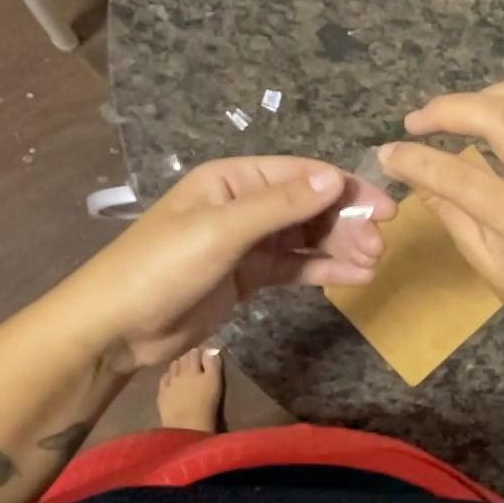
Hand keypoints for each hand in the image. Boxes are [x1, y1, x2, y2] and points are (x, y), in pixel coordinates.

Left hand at [53, 155, 396, 369]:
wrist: (118, 327)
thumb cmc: (162, 267)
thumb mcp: (222, 230)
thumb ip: (280, 205)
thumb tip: (335, 179)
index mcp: (233, 181)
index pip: (302, 175)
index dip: (346, 189)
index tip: (385, 208)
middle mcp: (245, 206)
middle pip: (310, 207)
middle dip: (347, 223)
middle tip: (380, 246)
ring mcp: (249, 243)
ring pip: (308, 238)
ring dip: (342, 248)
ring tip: (373, 264)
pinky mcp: (251, 276)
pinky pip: (297, 268)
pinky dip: (325, 271)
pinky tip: (355, 278)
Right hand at [378, 80, 503, 328]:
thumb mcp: (480, 256)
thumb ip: (444, 205)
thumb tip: (402, 163)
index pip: (456, 174)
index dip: (414, 158)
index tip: (389, 152)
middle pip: (500, 116)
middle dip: (449, 108)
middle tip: (420, 120)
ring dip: (493, 93)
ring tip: (466, 111)